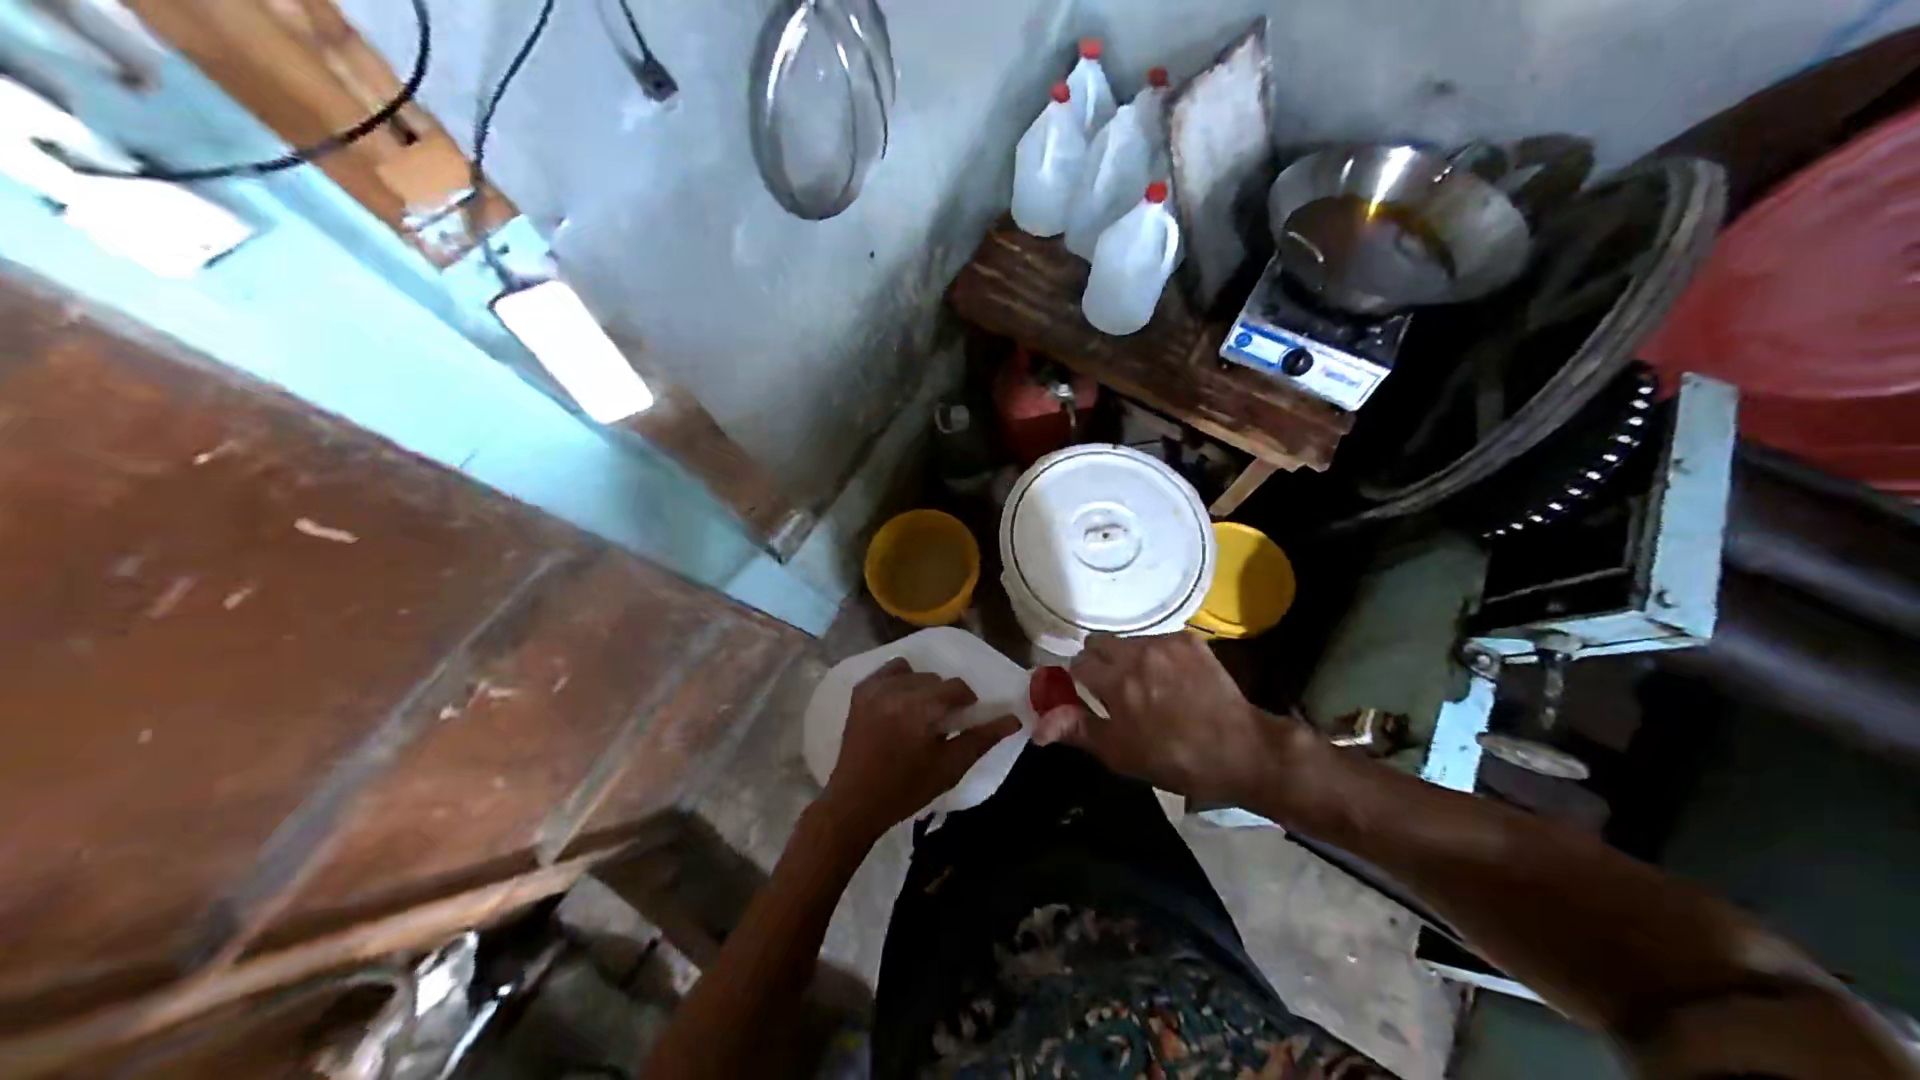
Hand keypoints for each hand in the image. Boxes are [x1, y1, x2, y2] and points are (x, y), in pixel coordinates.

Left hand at [818, 658, 1020, 844]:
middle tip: (942, 722)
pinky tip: (900, 701)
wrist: (856, 803)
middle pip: (934, 679)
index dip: (966, 701)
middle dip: (943, 696)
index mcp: (920, 709)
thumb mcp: (950, 767)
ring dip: (922, 687)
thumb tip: (1014, 720)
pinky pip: (888, 671)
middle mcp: (896, 691)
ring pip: (913, 672)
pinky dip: (899, 680)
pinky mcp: (859, 693)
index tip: (963, 720)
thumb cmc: (907, 789)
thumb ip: (982, 739)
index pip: (955, 687)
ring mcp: (874, 690)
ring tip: (919, 712)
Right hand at [1033, 632, 1313, 804]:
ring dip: (1127, 657)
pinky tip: (1172, 678)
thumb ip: (1076, 729)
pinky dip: (1157, 655)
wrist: (1240, 750)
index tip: (1090, 697)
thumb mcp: (1119, 753)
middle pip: (1099, 642)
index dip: (1079, 681)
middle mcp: (1136, 653)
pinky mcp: (1190, 640)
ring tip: (1147, 684)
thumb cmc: (1173, 759)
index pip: (1078, 664)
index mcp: (1115, 682)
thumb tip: (1037, 726)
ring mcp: (1165, 643)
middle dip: (1099, 661)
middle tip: (1115, 688)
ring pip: (1128, 640)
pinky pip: (1158, 639)